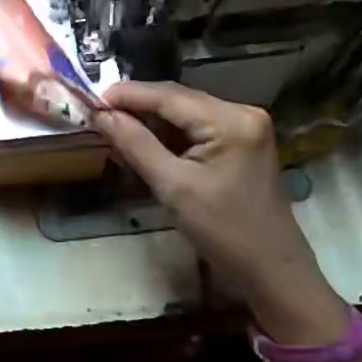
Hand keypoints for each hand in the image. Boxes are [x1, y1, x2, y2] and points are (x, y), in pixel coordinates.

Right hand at [94, 81, 351, 343]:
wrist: (270, 267)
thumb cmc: (223, 231)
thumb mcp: (173, 188)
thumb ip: (136, 145)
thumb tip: (102, 116)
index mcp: (230, 120)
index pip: (169, 96)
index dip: (127, 94)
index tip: (90, 99)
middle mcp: (242, 112)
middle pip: (179, 99)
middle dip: (137, 105)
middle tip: (97, 113)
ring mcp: (246, 126)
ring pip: (187, 113)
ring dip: (152, 119)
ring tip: (114, 124)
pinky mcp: (243, 142)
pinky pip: (199, 128)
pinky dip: (171, 133)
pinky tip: (145, 139)